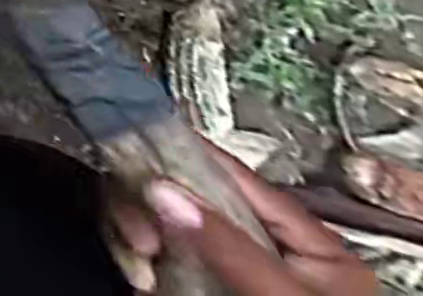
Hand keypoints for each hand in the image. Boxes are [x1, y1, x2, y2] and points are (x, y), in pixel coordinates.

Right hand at [108, 144, 376, 295]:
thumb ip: (229, 246)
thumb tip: (160, 185)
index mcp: (299, 238)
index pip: (224, 169)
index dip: (173, 151)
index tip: (123, 148)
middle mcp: (251, 238)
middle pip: (174, 186)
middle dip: (141, 203)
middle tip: (136, 234)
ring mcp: (215, 258)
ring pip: (147, 208)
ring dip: (128, 227)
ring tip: (136, 261)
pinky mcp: (183, 275)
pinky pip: (140, 239)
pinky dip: (127, 249)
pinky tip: (135, 274)